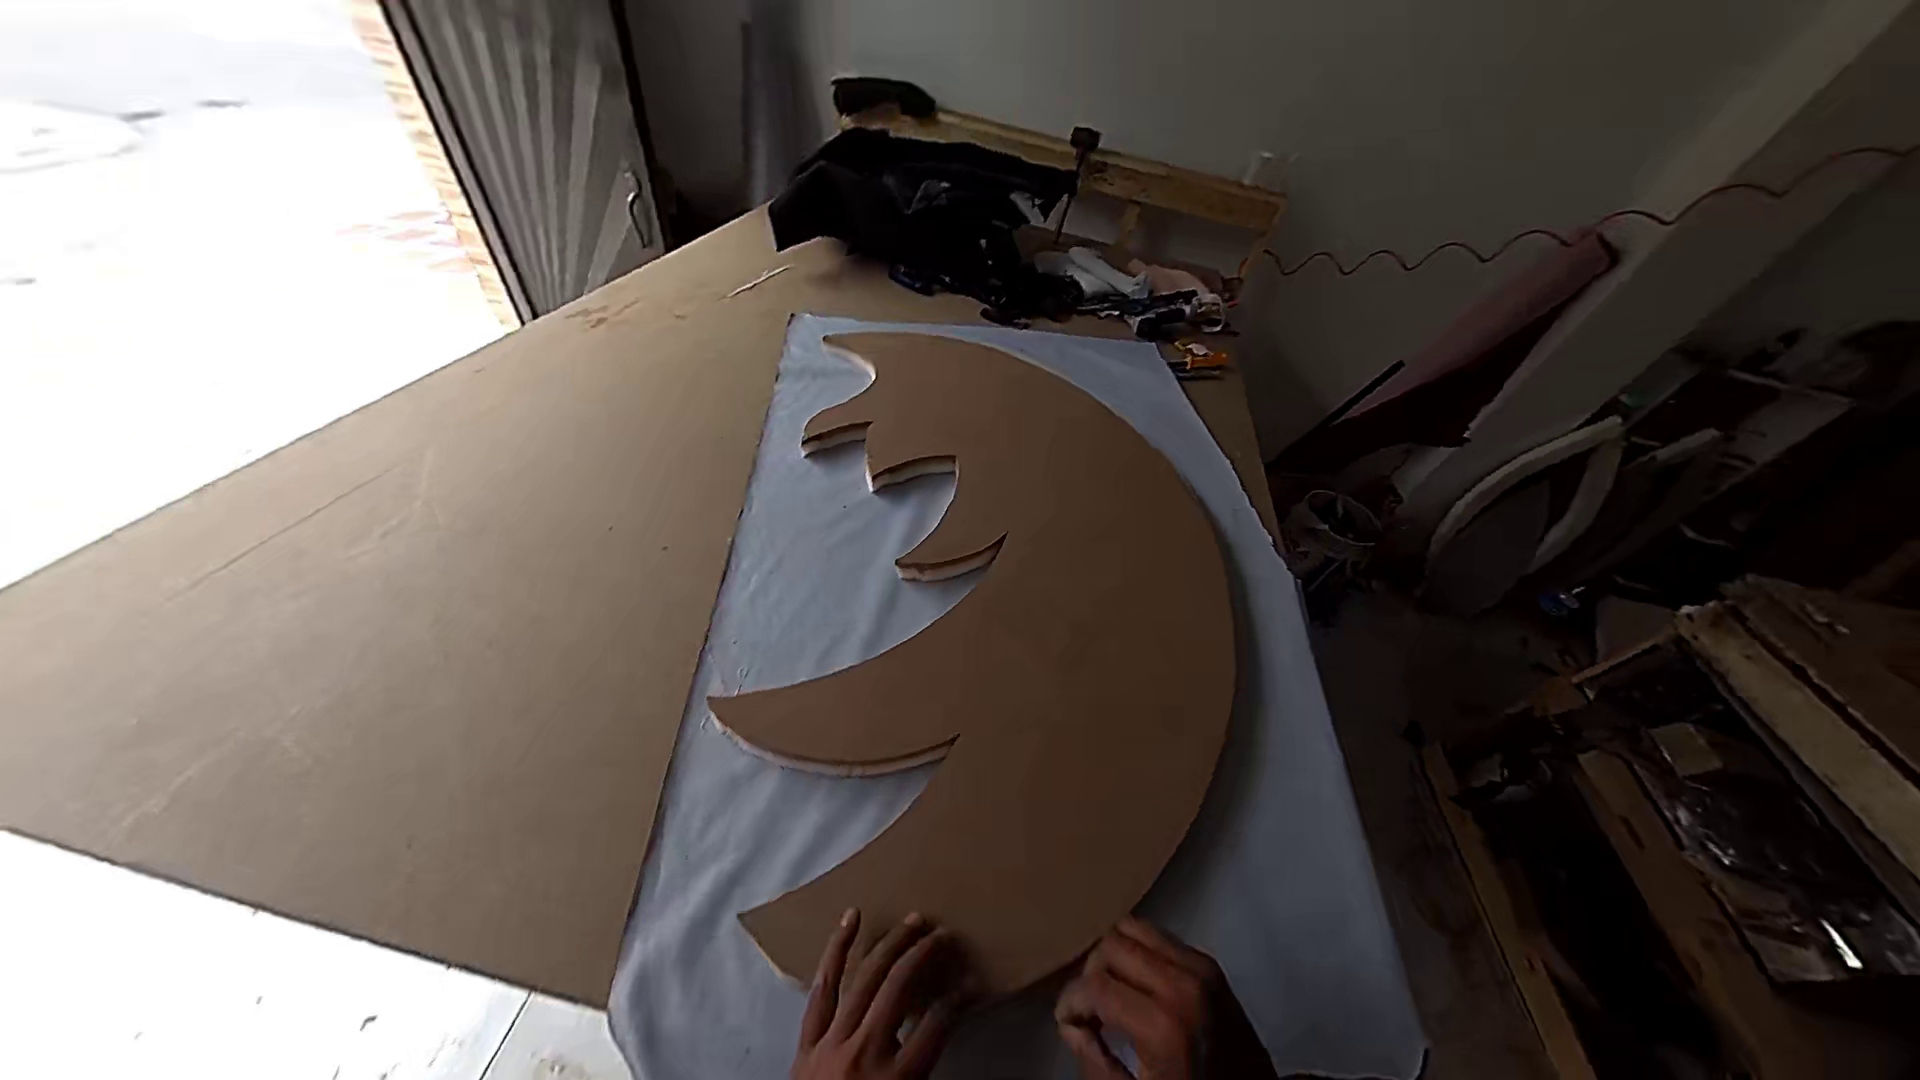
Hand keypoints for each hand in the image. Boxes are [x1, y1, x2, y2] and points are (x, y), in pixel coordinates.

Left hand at [791, 909, 969, 1079]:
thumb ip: (926, 1068)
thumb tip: (949, 1025)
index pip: (937, 1027)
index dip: (959, 1000)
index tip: (972, 982)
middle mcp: (864, 1054)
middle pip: (900, 988)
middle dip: (925, 956)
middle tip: (944, 934)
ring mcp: (831, 1044)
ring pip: (865, 978)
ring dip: (892, 944)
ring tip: (914, 920)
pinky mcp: (806, 1043)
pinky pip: (822, 988)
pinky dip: (836, 949)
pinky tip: (852, 917)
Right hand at [1054, 918, 1277, 1079]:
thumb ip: (1096, 1065)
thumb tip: (1072, 1027)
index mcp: (1163, 1025)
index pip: (1096, 986)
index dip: (1071, 1002)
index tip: (1067, 1021)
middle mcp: (1181, 984)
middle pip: (1109, 946)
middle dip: (1089, 974)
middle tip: (1089, 1008)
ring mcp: (1198, 967)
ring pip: (1130, 927)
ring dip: (1112, 955)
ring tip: (1111, 990)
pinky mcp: (1208, 962)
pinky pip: (1156, 934)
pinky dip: (1136, 950)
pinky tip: (1136, 983)